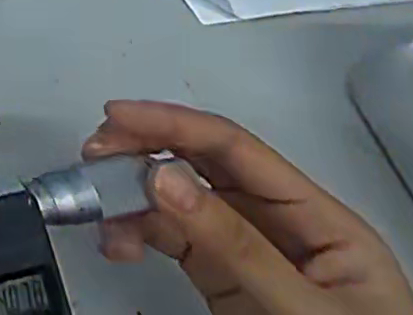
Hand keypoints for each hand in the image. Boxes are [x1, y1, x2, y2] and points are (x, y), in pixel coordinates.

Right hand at [84, 101, 412, 314]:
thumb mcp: (306, 314)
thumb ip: (238, 246)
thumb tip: (161, 176)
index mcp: (319, 219)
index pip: (234, 147)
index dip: (172, 123)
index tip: (115, 116)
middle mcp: (279, 223)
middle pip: (199, 162)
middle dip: (143, 150)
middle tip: (94, 153)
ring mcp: (247, 249)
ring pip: (177, 197)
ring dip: (132, 195)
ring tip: (99, 209)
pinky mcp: (221, 278)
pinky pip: (170, 237)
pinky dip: (137, 232)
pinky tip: (117, 243)